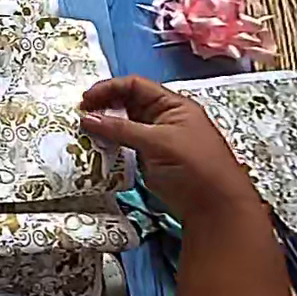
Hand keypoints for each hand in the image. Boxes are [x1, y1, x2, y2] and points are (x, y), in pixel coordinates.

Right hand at [80, 76, 261, 220]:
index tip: (85, 100)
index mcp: (172, 105)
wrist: (215, 209)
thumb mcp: (157, 143)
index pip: (135, 86)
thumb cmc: (194, 168)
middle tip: (80, 116)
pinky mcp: (148, 156)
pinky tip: (95, 145)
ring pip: (123, 122)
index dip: (108, 88)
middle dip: (103, 105)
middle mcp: (163, 117)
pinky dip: (109, 140)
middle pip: (127, 101)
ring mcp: (155, 137)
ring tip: (84, 130)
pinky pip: (123, 141)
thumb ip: (121, 128)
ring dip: (104, 124)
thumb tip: (86, 118)